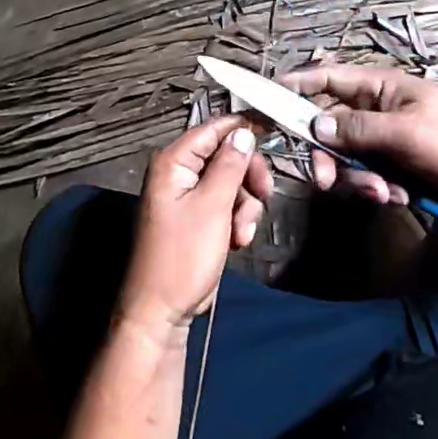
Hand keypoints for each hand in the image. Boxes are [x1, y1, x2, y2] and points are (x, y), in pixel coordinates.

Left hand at [115, 115, 272, 332]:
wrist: (163, 310)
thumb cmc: (182, 255)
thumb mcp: (212, 205)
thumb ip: (230, 165)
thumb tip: (244, 133)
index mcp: (174, 162)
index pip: (213, 128)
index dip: (243, 128)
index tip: (273, 130)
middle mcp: (180, 173)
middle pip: (227, 155)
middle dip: (248, 176)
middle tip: (264, 194)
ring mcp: (189, 196)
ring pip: (232, 181)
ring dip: (245, 204)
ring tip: (241, 230)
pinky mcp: (199, 217)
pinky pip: (227, 203)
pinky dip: (237, 218)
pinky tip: (237, 239)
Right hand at [283, 64, 437, 204]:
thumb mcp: (405, 132)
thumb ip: (357, 128)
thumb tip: (314, 123)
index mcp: (379, 86)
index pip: (327, 77)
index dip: (296, 85)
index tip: (265, 98)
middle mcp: (375, 108)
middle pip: (329, 126)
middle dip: (329, 156)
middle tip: (328, 183)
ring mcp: (383, 136)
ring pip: (346, 156)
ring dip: (358, 179)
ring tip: (384, 193)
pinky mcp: (392, 162)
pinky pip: (367, 173)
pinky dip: (377, 187)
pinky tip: (399, 194)